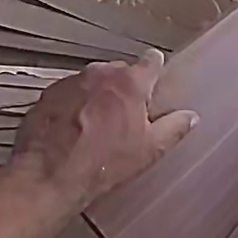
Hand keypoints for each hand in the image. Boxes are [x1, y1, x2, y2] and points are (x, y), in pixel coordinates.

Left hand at [9, 50, 198, 205]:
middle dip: (124, 89)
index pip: (151, 62)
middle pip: (120, 73)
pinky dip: (73, 106)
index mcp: (130, 83)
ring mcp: (71, 82)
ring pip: (93, 83)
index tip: (157, 76)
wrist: (49, 176)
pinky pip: (69, 94)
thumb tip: (189, 118)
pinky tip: (75, 130)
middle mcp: (100, 74)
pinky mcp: (48, 95)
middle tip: (126, 116)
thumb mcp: (149, 150)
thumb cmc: (100, 162)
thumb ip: (173, 128)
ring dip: (97, 97)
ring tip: (97, 127)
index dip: (155, 69)